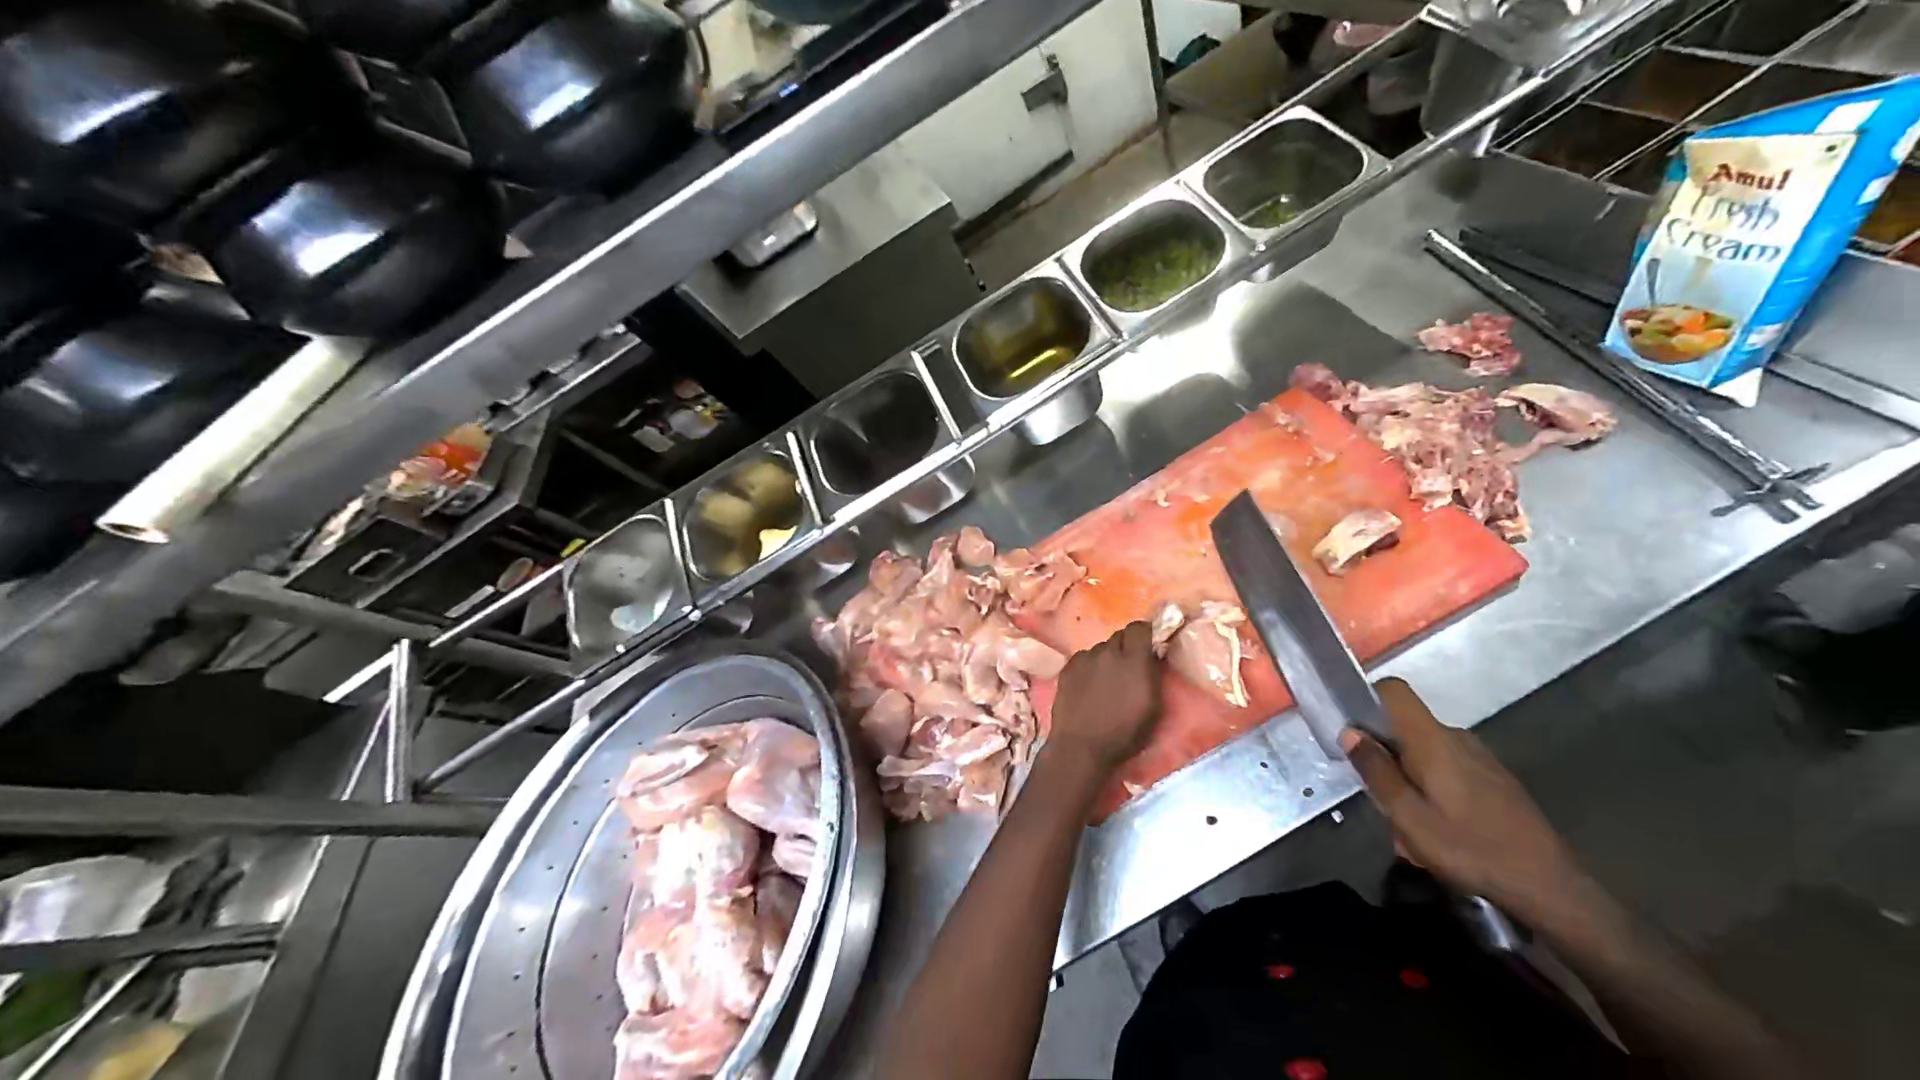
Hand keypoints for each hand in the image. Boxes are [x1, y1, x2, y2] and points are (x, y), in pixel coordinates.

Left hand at [1045, 621, 1161, 775]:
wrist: (1081, 746)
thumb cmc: (1124, 733)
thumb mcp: (1153, 707)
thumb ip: (1153, 674)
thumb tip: (1152, 656)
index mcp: (1133, 660)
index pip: (1139, 627)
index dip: (1144, 634)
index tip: (1146, 646)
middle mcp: (1107, 652)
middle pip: (1119, 636)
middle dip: (1126, 647)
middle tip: (1127, 668)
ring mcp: (1084, 658)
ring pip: (1100, 648)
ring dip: (1106, 658)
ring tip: (1105, 680)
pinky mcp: (1067, 668)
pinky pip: (1083, 658)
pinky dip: (1088, 666)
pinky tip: (1087, 686)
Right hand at [1341, 678, 1599, 929]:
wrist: (1553, 888)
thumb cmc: (1471, 849)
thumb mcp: (1408, 815)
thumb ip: (1376, 771)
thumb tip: (1350, 733)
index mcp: (1432, 740)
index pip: (1394, 691)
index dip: (1367, 698)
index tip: (1353, 731)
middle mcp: (1457, 738)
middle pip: (1405, 730)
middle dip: (1385, 760)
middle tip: (1382, 804)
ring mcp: (1480, 759)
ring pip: (1425, 755)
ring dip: (1409, 784)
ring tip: (1411, 830)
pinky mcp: (1494, 780)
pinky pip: (1447, 772)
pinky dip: (1432, 793)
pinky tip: (1440, 834)